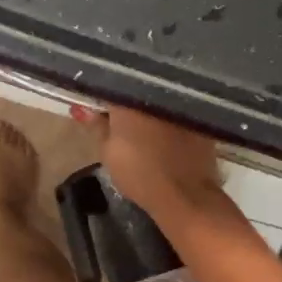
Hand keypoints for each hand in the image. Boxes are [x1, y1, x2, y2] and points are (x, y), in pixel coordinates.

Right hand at [73, 105, 242, 233]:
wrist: (185, 195)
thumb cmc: (138, 173)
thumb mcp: (107, 152)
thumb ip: (96, 126)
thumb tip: (83, 109)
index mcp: (128, 99)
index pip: (107, 87)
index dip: (98, 97)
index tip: (92, 109)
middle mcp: (155, 94)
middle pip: (133, 91)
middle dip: (122, 103)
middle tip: (113, 121)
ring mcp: (179, 105)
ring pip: (155, 101)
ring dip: (144, 110)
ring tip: (137, 128)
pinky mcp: (198, 119)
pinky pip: (174, 112)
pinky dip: (164, 120)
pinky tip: (159, 135)